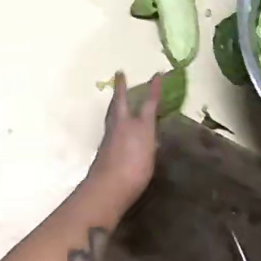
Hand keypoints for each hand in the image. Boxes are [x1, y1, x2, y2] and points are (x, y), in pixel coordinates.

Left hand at [87, 72, 160, 199]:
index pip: (149, 103)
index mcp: (140, 127)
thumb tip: (150, 141)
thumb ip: (149, 147)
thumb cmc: (136, 173)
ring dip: (116, 102)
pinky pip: (111, 126)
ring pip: (113, 112)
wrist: (108, 186)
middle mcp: (123, 125)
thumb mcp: (150, 158)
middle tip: (119, 74)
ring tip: (118, 96)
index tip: (157, 74)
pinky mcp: (103, 146)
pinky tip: (117, 126)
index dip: (154, 89)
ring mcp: (110, 135)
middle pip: (121, 101)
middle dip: (121, 87)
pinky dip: (114, 120)